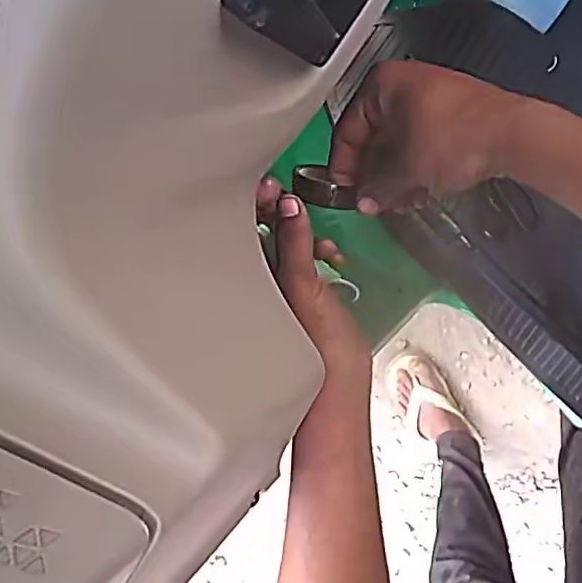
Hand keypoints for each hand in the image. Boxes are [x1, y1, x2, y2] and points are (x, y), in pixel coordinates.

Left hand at [258, 178, 370, 385]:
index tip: (272, 186)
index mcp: (250, 284)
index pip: (244, 231)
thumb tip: (289, 205)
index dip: (255, 205)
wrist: (337, 396)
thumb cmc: (320, 355)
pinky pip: (299, 264)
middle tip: (298, 203)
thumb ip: (295, 248)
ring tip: (327, 247)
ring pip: (283, 249)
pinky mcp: (299, 299)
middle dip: (283, 215)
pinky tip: (331, 259)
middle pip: (262, 235)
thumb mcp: (307, 293)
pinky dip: (315, 255)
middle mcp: (260, 287)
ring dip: (306, 236)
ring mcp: (279, 293)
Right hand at [329, 61, 526, 213]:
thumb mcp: (405, 168)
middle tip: (373, 201)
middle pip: (375, 136)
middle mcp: (406, 85)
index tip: (345, 189)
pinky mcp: (454, 117)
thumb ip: (377, 186)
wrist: (510, 135)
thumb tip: (364, 198)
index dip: (344, 164)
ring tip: (400, 201)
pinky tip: (421, 191)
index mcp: (383, 83)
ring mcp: (432, 99)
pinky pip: (424, 144)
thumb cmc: (457, 136)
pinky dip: (418, 168)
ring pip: (401, 144)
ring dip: (396, 177)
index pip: (348, 127)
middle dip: (374, 175)